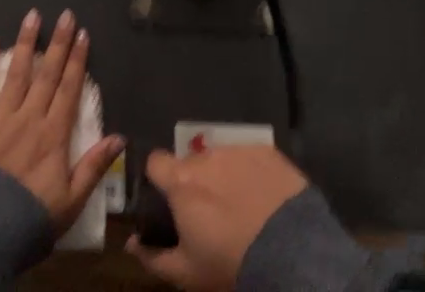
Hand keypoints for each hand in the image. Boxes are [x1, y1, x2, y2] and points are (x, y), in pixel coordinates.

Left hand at [0, 8, 123, 234]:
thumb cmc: (32, 218)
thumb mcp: (72, 199)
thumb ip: (94, 166)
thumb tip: (119, 137)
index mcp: (54, 135)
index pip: (69, 89)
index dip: (78, 60)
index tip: (83, 34)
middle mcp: (29, 118)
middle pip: (47, 74)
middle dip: (58, 42)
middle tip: (65, 15)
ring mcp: (1, 118)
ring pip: (16, 73)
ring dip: (25, 42)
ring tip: (32, 16)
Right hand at [127, 145, 308, 289]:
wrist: (293, 255)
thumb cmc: (231, 263)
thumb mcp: (187, 272)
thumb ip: (152, 257)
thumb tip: (131, 243)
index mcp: (181, 182)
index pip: (156, 162)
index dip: (159, 178)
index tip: (169, 197)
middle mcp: (206, 157)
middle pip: (191, 162)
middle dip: (196, 180)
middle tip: (210, 209)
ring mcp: (239, 150)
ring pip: (222, 159)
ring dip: (224, 175)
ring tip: (241, 203)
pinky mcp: (268, 152)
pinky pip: (251, 157)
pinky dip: (252, 172)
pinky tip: (264, 196)